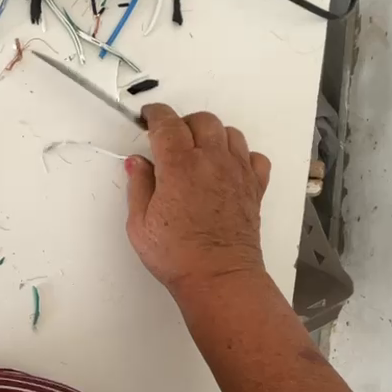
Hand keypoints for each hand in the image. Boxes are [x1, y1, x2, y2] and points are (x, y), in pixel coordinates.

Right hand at [124, 104, 274, 292]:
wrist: (218, 277)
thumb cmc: (178, 256)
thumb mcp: (139, 224)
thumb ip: (138, 187)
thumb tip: (137, 164)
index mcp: (179, 166)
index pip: (167, 123)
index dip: (155, 114)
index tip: (149, 117)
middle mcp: (211, 162)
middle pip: (202, 120)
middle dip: (183, 123)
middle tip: (170, 138)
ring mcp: (237, 173)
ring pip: (229, 133)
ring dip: (212, 135)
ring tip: (199, 151)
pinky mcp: (254, 188)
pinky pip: (254, 156)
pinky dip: (240, 155)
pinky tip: (227, 167)